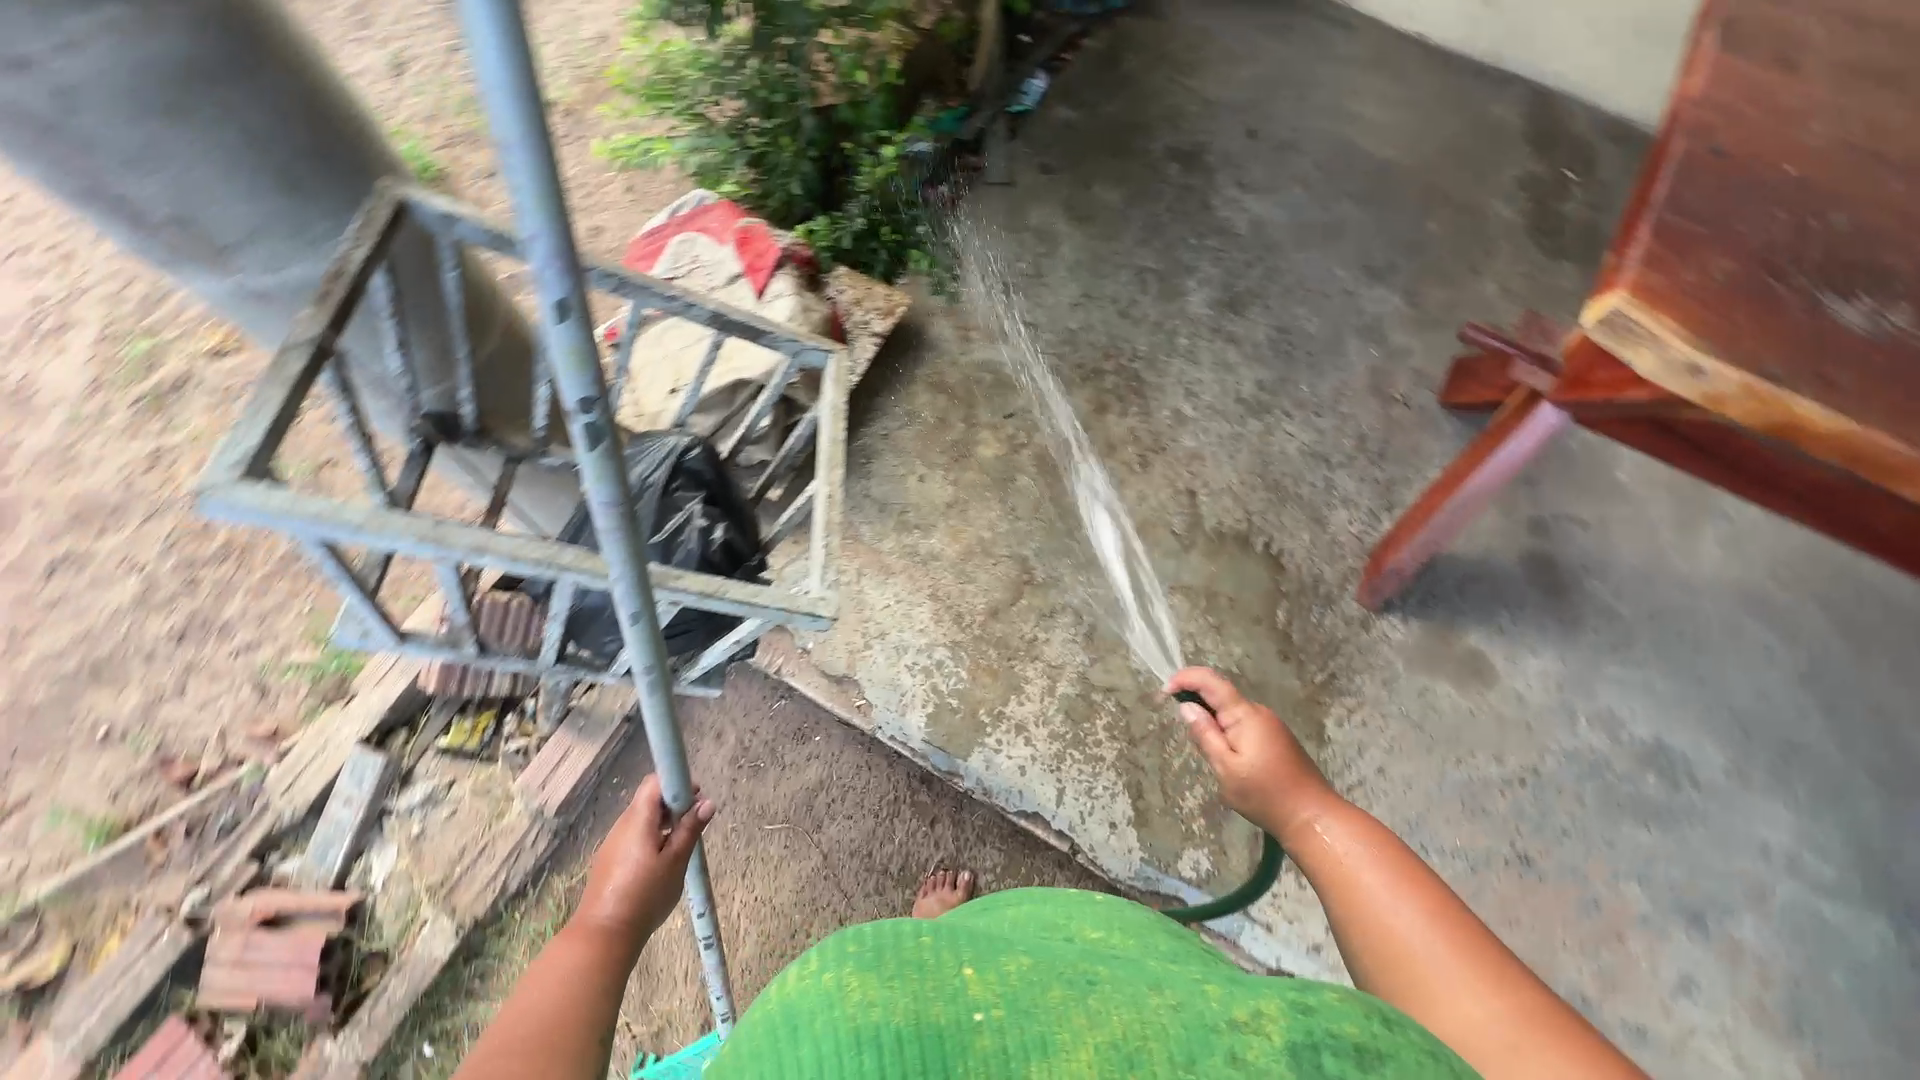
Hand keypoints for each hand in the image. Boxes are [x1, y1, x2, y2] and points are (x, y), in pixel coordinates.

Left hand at [569, 773, 714, 954]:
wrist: (604, 934)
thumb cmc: (645, 894)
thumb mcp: (675, 862)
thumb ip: (690, 830)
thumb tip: (707, 802)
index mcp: (638, 819)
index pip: (655, 782)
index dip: (678, 784)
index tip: (695, 801)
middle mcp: (622, 825)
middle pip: (648, 800)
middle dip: (674, 805)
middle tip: (693, 826)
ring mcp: (612, 843)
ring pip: (641, 820)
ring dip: (663, 823)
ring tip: (680, 847)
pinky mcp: (609, 860)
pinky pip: (633, 837)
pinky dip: (651, 839)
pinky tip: (660, 864)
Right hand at [1165, 667, 1339, 842]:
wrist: (1312, 816)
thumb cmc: (1265, 795)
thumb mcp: (1226, 768)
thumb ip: (1205, 735)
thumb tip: (1186, 707)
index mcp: (1245, 715)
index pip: (1211, 681)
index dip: (1185, 678)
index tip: (1164, 692)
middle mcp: (1259, 712)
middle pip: (1221, 695)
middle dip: (1197, 706)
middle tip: (1188, 737)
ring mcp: (1270, 724)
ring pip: (1232, 712)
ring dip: (1213, 722)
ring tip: (1212, 758)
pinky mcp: (1276, 738)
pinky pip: (1244, 724)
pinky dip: (1228, 732)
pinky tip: (1230, 760)